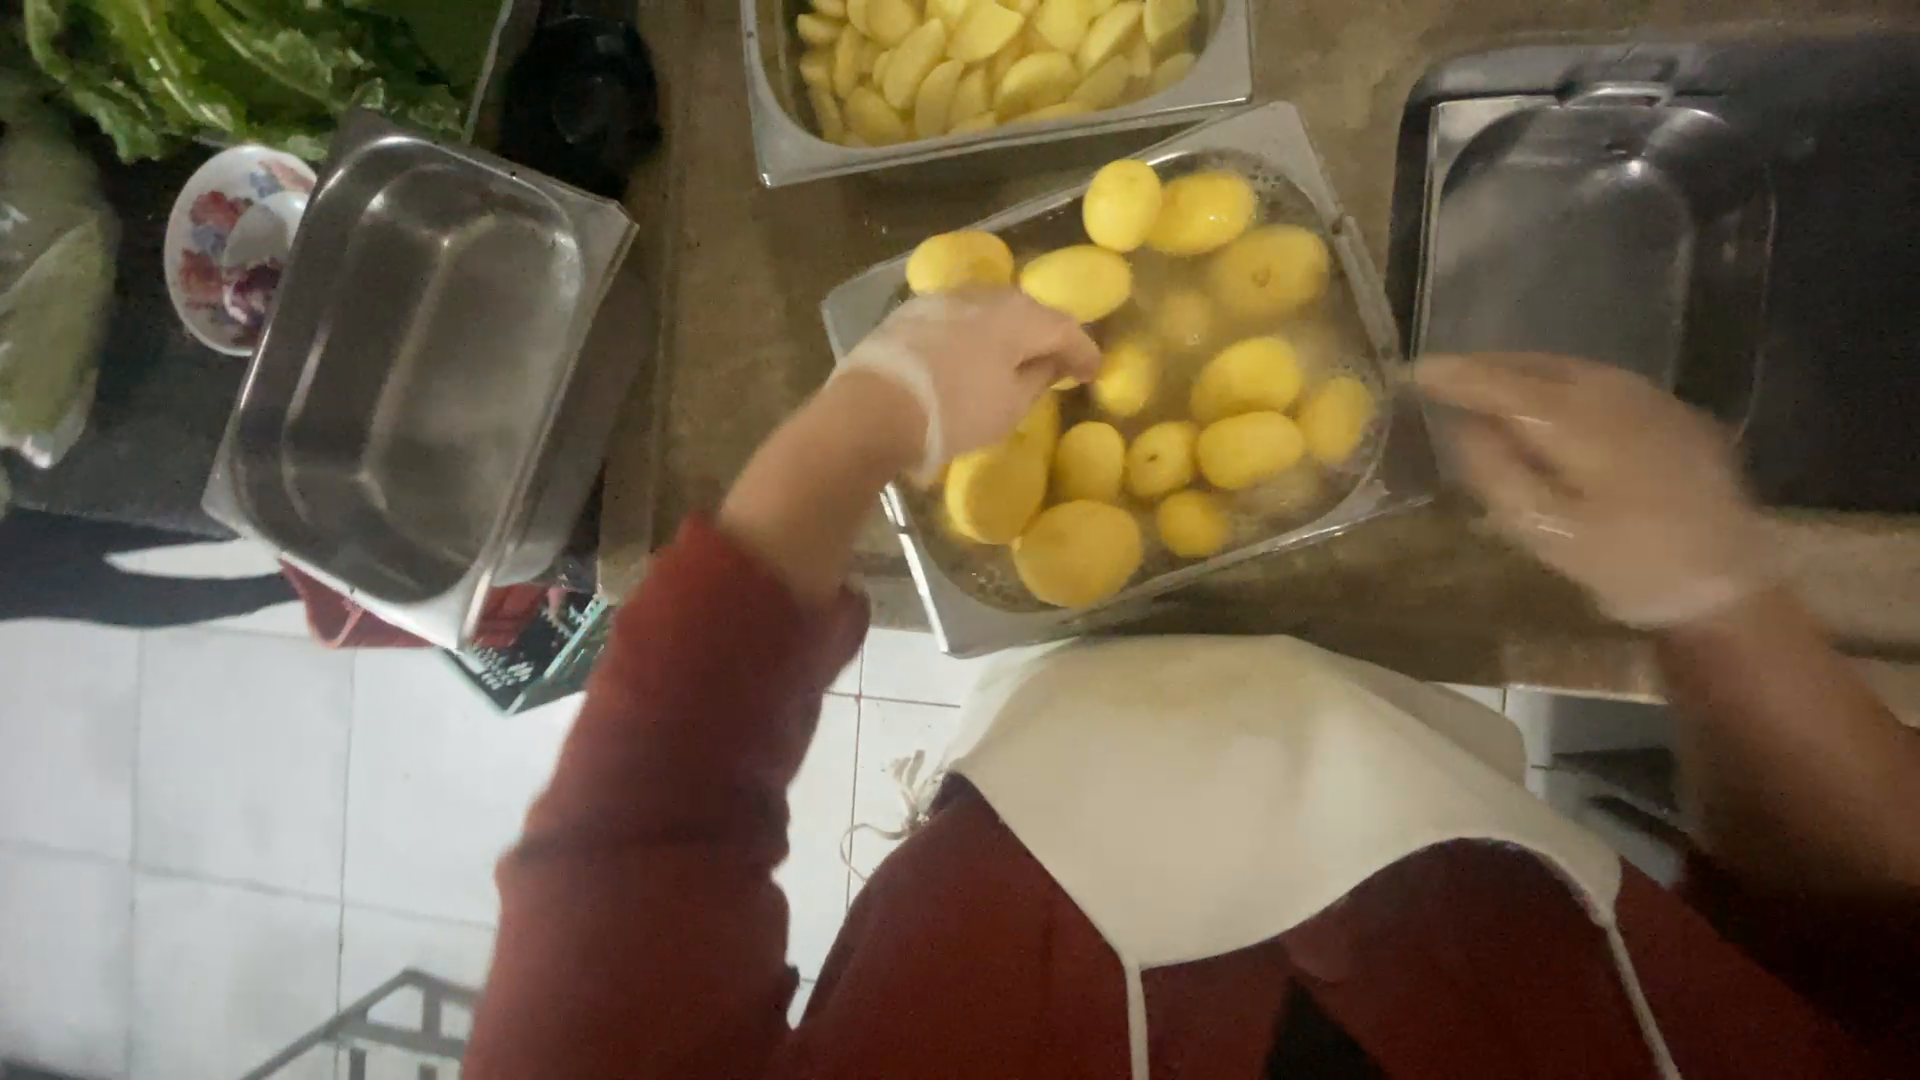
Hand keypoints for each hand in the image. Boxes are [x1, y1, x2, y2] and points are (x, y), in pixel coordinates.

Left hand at [834, 288, 1100, 479]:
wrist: (875, 407)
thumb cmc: (955, 412)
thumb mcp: (1010, 406)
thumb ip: (1039, 378)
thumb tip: (1053, 362)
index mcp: (1020, 316)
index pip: (1065, 328)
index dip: (1084, 352)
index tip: (1093, 372)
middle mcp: (985, 295)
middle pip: (1028, 310)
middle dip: (1046, 335)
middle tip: (1057, 361)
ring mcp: (944, 298)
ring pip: (991, 309)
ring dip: (1008, 331)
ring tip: (1014, 356)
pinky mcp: (912, 311)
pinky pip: (959, 317)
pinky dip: (974, 334)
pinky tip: (971, 354)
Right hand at [1414, 352, 1767, 627]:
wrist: (1719, 579)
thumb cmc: (1617, 560)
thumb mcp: (1537, 526)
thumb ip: (1492, 470)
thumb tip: (1460, 425)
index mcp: (1578, 422)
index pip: (1501, 383)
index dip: (1453, 375)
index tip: (1411, 372)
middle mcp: (1615, 395)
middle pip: (1534, 365)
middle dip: (1480, 366)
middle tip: (1435, 374)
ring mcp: (1649, 399)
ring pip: (1567, 367)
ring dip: (1515, 370)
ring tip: (1475, 381)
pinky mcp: (1668, 412)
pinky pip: (1596, 381)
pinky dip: (1551, 381)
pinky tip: (1534, 399)